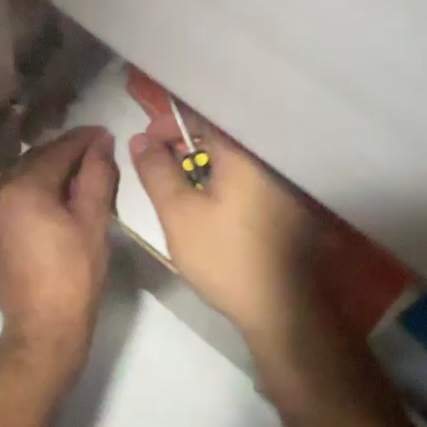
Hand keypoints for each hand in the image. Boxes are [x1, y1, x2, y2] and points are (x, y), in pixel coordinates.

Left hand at [0, 126, 118, 373]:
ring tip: (67, 181)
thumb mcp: (93, 221)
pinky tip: (39, 207)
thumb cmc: (75, 274)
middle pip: (32, 163)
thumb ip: (96, 174)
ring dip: (39, 175)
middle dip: (61, 156)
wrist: (43, 328)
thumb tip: (101, 142)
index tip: (102, 135)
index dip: (83, 141)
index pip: (57, 151)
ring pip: (13, 182)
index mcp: (23, 187)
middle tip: (89, 156)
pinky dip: (20, 199)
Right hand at [125, 72, 317, 338]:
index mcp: (244, 153)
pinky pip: (248, 179)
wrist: (280, 309)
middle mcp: (268, 160)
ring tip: (178, 189)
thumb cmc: (224, 256)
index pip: (201, 118)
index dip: (167, 125)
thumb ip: (156, 171)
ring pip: (233, 161)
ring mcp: (282, 184)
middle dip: (183, 147)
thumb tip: (139, 139)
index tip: (144, 144)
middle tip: (157, 168)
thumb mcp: (177, 213)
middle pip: (219, 138)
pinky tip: (209, 205)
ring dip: (203, 167)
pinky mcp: (286, 207)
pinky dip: (223, 183)